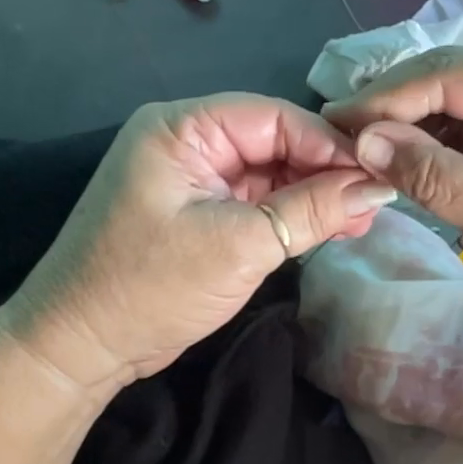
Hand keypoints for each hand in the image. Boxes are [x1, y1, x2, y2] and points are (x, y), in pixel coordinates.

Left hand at [6, 95, 398, 389]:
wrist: (82, 345)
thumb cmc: (151, 286)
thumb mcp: (241, 246)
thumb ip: (312, 212)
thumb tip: (378, 187)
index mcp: (183, 128)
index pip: (275, 117)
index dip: (331, 145)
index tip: (380, 176)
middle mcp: (188, 142)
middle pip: (275, 142)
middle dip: (326, 173)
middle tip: (377, 205)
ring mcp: (193, 180)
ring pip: (270, 175)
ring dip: (314, 197)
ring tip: (363, 222)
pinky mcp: (200, 215)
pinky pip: (257, 203)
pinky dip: (292, 217)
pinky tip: (331, 230)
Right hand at [321, 47, 462, 318]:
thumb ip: (436, 177)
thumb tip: (363, 141)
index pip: (450, 75)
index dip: (389, 98)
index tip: (335, 125)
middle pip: (443, 84)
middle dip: (389, 110)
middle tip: (334, 140)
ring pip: (444, 110)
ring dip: (400, 130)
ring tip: (352, 155)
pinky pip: (455, 137)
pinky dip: (420, 150)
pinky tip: (392, 167)